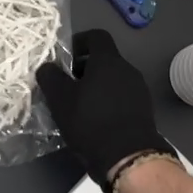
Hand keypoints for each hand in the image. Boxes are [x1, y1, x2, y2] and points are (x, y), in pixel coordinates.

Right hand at [35, 29, 173, 192]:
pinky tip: (94, 121)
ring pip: (113, 80)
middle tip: (66, 86)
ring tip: (78, 106)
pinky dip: (107, 102)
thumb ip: (50, 77)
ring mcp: (139, 90)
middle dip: (84, 69)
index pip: (97, 36)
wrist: (127, 156)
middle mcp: (128, 70)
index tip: (65, 58)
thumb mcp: (60, 99)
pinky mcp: (144, 110)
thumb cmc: (90, 122)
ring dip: (96, 87)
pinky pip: (122, 97)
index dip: (79, 42)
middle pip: (105, 60)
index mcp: (109, 61)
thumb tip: (48, 66)